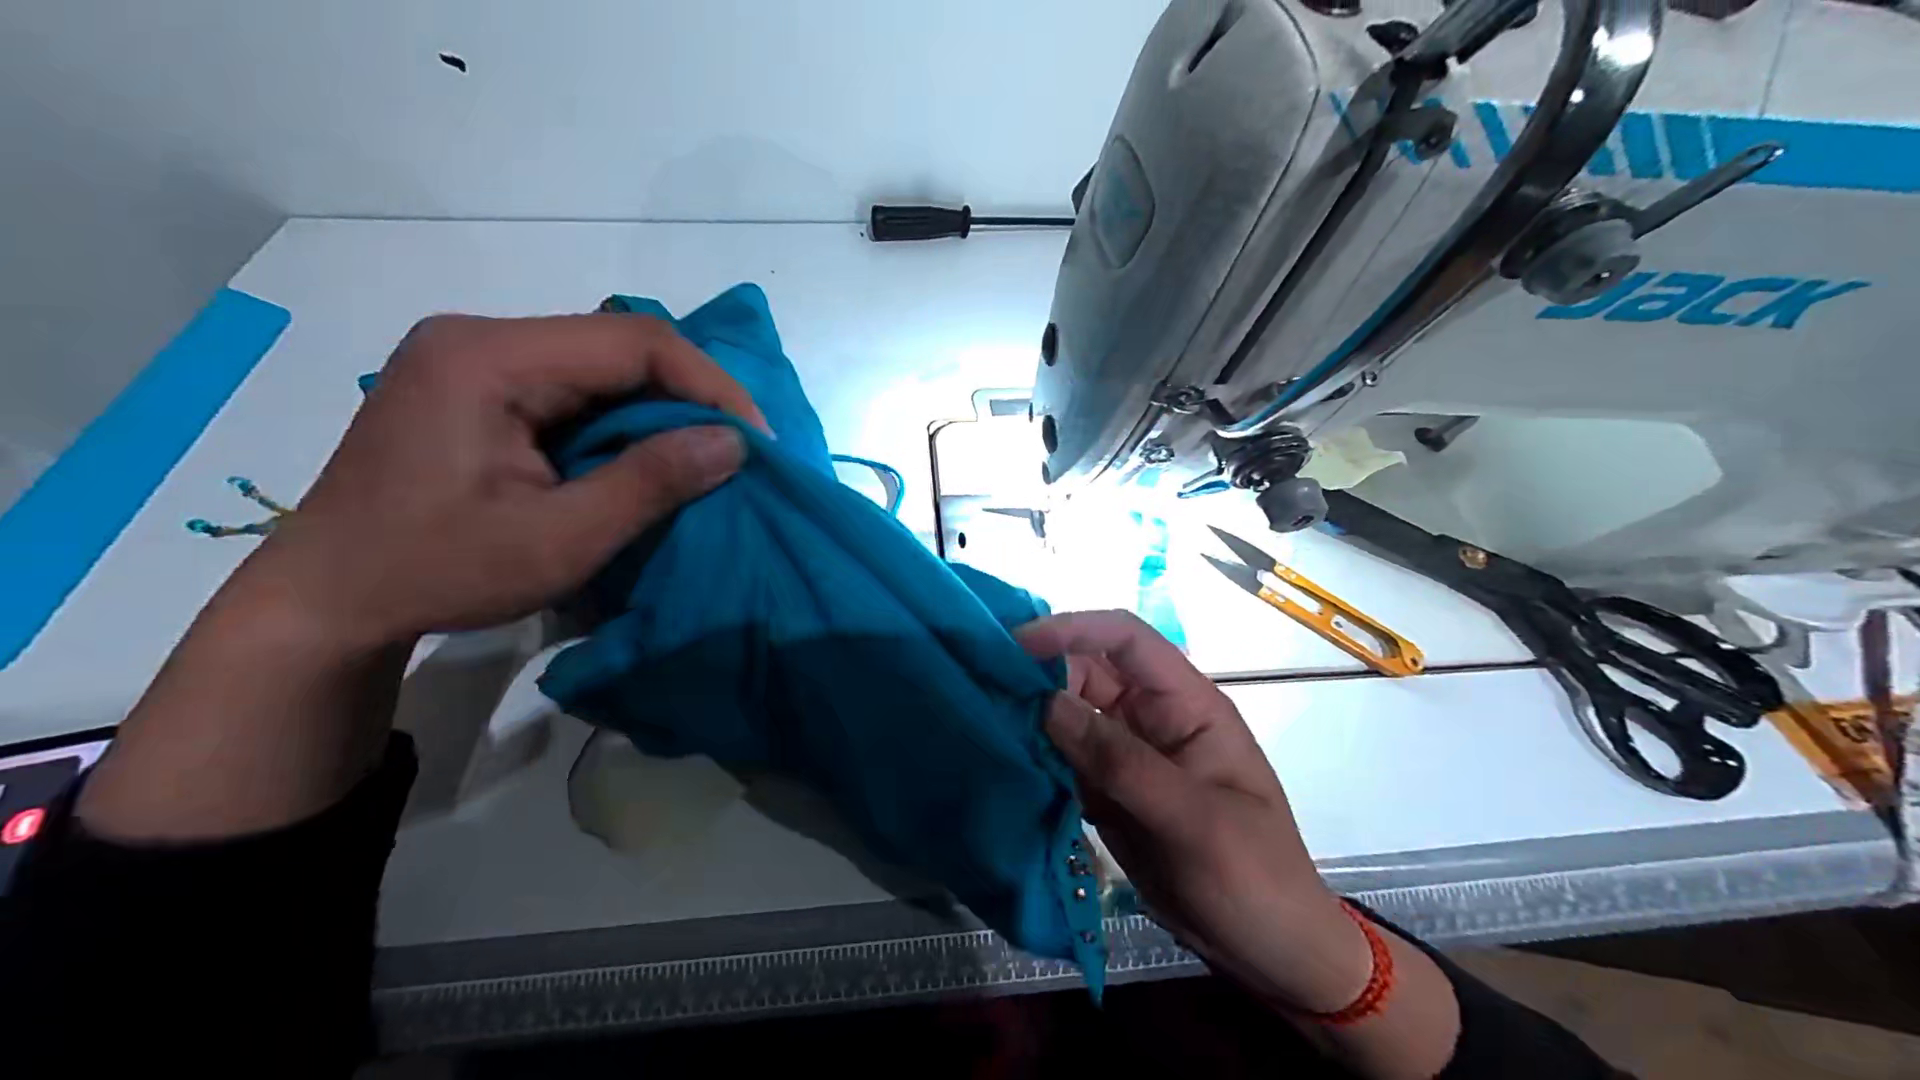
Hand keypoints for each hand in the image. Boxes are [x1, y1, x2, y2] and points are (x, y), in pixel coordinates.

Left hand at [239, 312, 768, 652]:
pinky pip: (575, 388)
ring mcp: (474, 360)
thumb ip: (650, 483)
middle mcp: (479, 339)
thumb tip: (734, 442)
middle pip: (618, 345)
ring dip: (662, 408)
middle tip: (739, 449)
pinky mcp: (478, 388)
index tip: (756, 439)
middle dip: (692, 395)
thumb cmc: (438, 572)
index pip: (632, 342)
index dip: (709, 384)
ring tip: (707, 453)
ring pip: (602, 366)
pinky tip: (648, 454)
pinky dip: (625, 421)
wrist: (327, 601)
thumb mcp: (558, 539)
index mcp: (487, 359)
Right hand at [1016, 611, 1370, 1013]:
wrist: (1272, 953)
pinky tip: (1004, 762)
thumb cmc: (1253, 878)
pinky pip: (1064, 758)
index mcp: (1187, 705)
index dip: (1073, 629)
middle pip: (1086, 672)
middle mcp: (1152, 718)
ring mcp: (1128, 754)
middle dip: (1038, 674)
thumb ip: (1122, 762)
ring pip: (1068, 713)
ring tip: (982, 723)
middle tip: (983, 693)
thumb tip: (1048, 705)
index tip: (1016, 645)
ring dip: (1029, 716)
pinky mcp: (1108, 790)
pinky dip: (1035, 756)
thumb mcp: (1194, 820)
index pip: (1127, 640)